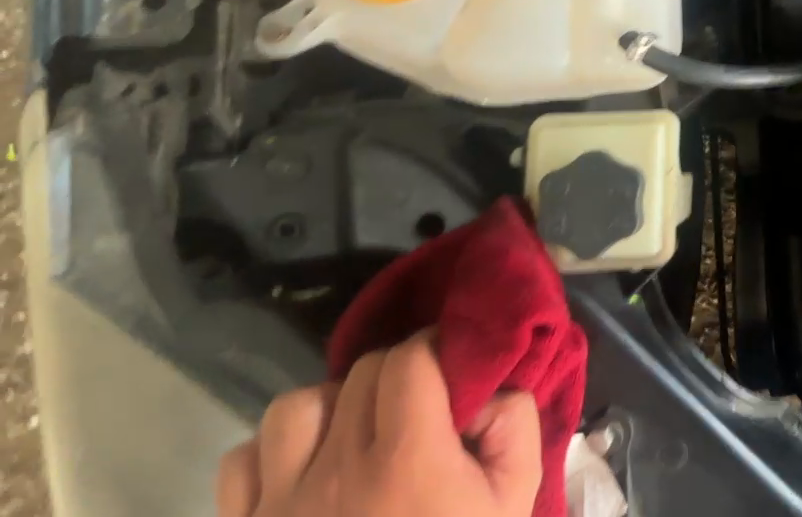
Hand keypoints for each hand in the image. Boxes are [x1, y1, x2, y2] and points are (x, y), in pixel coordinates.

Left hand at [216, 332, 541, 516]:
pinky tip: (305, 469)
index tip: (451, 361)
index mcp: (407, 458)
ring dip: (332, 406)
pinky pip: (240, 463)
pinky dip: (271, 454)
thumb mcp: (515, 495)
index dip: (434, 347)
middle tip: (420, 397)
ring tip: (355, 430)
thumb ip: (514, 423)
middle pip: (360, 374)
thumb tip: (487, 389)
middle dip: (397, 372)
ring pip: (293, 407)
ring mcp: (280, 505)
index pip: (408, 360)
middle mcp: (336, 470)